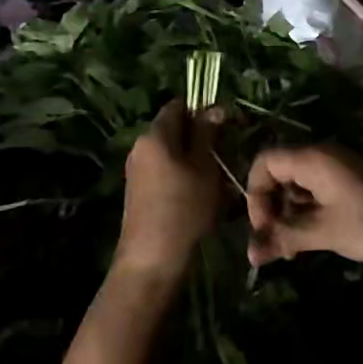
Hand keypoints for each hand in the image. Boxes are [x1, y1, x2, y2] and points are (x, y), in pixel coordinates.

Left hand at [114, 100, 224, 275]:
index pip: (178, 106)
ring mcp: (136, 169)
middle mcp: (140, 146)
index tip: (225, 125)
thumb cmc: (184, 207)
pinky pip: (164, 171)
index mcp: (154, 134)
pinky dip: (182, 175)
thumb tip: (213, 108)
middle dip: (200, 137)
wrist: (152, 258)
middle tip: (226, 153)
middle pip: (174, 129)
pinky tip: (199, 194)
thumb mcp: (204, 167)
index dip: (202, 110)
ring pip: (171, 152)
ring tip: (217, 178)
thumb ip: (207, 134)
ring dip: (193, 159)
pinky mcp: (138, 190)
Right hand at [246, 145, 362, 266]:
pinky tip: (308, 239)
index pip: (264, 162)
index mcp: (312, 158)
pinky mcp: (346, 182)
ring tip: (291, 248)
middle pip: (277, 172)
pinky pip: (312, 191)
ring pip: (294, 184)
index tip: (263, 228)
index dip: (255, 194)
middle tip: (274, 242)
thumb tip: (249, 255)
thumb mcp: (325, 233)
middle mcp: (320, 156)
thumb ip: (284, 238)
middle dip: (269, 206)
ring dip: (286, 213)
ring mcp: (335, 168)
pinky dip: (304, 212)